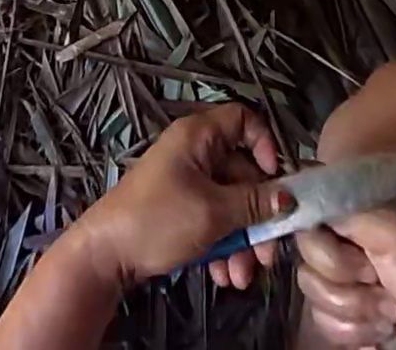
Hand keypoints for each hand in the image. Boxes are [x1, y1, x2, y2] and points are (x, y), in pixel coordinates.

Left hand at [63, 103, 293, 291]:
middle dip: (257, 215)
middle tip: (268, 251)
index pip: (243, 119)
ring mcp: (188, 180)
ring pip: (231, 201)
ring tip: (240, 276)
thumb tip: (290, 198)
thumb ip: (254, 203)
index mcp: (199, 135)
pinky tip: (223, 274)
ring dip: (242, 239)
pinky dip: (223, 244)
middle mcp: (195, 151)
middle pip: (242, 172)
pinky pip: (214, 217)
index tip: (275, 180)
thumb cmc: (158, 219)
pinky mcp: (182, 208)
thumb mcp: (212, 212)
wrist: (105, 256)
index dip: (264, 144)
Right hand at [297, 206, 395, 349]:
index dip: (302, 216)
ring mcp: (344, 274)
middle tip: (375, 275)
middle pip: (304, 246)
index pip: (304, 193)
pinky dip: (350, 329)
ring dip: (350, 305)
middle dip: (339, 271)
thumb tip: (296, 180)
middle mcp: (345, 232)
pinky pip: (320, 318)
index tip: (324, 236)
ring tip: (387, 307)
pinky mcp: (345, 312)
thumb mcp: (390, 230)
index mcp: (355, 201)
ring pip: (310, 286)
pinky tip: (380, 328)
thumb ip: (342, 204)